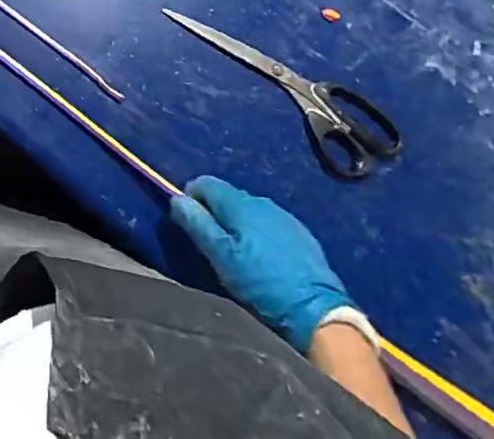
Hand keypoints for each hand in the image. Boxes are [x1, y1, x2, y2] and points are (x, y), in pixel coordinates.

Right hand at [169, 176, 354, 352]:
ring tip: (234, 255)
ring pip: (249, 211)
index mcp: (240, 203)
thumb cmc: (261, 285)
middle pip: (227, 196)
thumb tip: (176, 198)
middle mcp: (262, 201)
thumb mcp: (222, 259)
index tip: (187, 223)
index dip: (191, 198)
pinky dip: (258, 234)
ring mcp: (284, 216)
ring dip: (236, 224)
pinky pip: (269, 224)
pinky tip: (261, 259)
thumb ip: (199, 226)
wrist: (316, 310)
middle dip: (213, 213)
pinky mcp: (299, 233)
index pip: (206, 183)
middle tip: (208, 245)